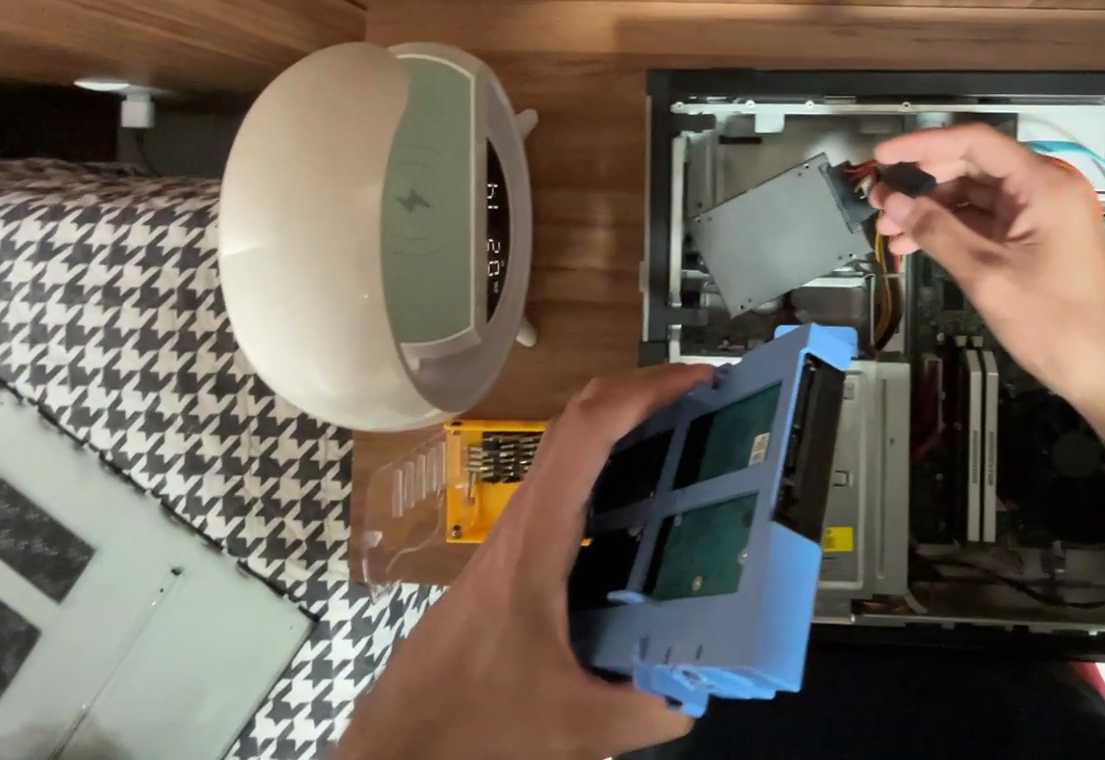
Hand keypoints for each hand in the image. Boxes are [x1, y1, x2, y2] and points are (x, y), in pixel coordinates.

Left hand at [339, 363, 714, 759]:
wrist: (402, 737)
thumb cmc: (475, 717)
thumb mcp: (572, 725)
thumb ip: (643, 710)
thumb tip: (699, 688)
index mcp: (541, 532)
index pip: (589, 430)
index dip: (644, 391)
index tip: (698, 379)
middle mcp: (530, 511)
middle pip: (580, 413)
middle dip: (642, 386)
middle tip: (703, 393)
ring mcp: (522, 522)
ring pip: (571, 437)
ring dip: (624, 411)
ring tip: (684, 422)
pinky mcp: (521, 541)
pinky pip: (570, 470)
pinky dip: (610, 450)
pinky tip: (645, 485)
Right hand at [871, 124, 1104, 415]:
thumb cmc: (1057, 324)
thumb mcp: (987, 276)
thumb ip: (937, 232)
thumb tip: (895, 202)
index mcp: (1042, 185)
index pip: (973, 143)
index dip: (922, 144)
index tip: (883, 155)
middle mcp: (1043, 190)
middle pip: (971, 166)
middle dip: (921, 182)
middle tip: (878, 200)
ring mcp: (1040, 216)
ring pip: (973, 196)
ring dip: (930, 210)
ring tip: (889, 229)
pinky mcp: (1035, 240)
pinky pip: (984, 222)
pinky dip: (950, 230)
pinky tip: (915, 244)